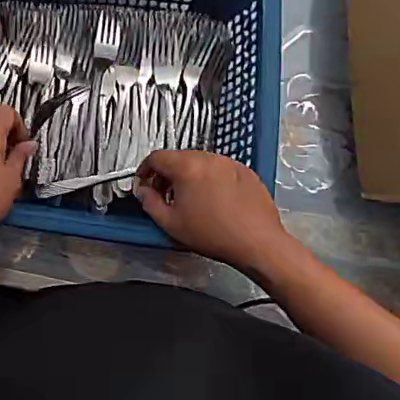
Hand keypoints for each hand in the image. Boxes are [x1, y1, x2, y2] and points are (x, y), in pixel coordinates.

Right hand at [135, 150, 288, 271]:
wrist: (257, 242)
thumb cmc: (211, 233)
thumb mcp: (170, 223)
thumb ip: (149, 202)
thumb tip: (142, 190)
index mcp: (186, 166)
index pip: (156, 157)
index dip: (144, 170)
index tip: (143, 185)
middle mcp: (208, 158)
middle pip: (178, 157)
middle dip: (166, 173)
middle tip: (164, 195)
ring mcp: (229, 163)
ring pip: (200, 162)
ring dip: (188, 175)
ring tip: (190, 199)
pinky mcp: (246, 171)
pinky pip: (219, 169)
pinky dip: (210, 178)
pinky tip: (214, 199)